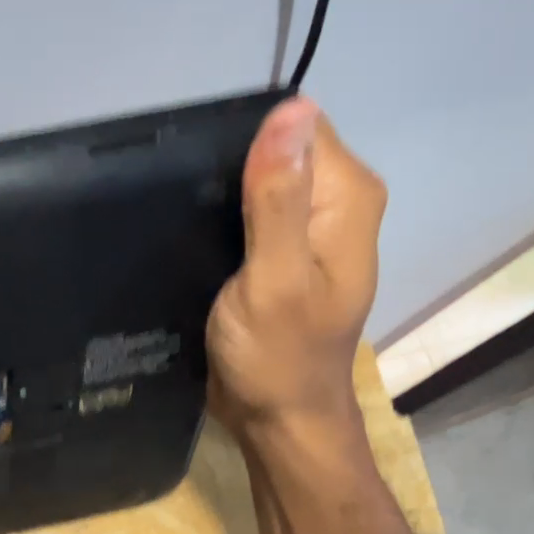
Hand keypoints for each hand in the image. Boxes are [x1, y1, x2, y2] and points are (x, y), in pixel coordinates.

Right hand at [206, 96, 386, 428]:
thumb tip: (288, 112)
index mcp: (347, 200)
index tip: (205, 187)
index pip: (299, 130)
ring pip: (261, 186)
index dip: (249, 146)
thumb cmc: (277, 358)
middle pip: (280, 154)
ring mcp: (310, 234)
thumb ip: (277, 201)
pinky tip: (198, 247)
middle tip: (188, 215)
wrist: (278, 421)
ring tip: (187, 230)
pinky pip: (251, 219)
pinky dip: (225, 227)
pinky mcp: (282, 259)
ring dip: (223, 202)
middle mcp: (337, 206)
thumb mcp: (272, 279)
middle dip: (233, 173)